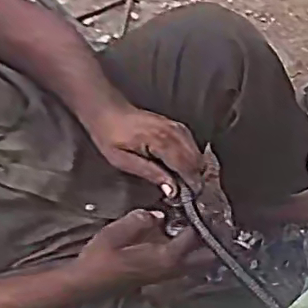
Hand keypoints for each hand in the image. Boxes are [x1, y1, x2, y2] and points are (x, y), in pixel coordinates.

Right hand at [70, 209, 207, 290]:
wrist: (87, 283)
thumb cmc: (99, 259)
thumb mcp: (115, 233)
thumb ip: (139, 221)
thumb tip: (159, 214)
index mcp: (168, 257)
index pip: (196, 237)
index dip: (204, 221)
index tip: (208, 208)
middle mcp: (177, 268)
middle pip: (211, 255)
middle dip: (218, 239)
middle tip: (218, 222)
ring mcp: (174, 274)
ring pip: (204, 262)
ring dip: (210, 247)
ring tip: (209, 229)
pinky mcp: (168, 276)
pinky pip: (193, 264)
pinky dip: (198, 253)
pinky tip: (192, 241)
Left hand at [82, 104, 205, 196]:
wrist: (108, 111)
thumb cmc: (110, 135)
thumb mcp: (121, 160)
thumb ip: (149, 173)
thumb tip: (172, 189)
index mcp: (161, 142)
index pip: (188, 168)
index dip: (191, 184)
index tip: (189, 197)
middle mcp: (175, 134)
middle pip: (198, 163)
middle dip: (194, 179)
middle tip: (184, 191)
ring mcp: (180, 129)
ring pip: (199, 157)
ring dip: (194, 170)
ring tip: (180, 179)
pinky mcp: (181, 128)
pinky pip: (195, 149)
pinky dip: (192, 160)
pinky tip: (179, 166)